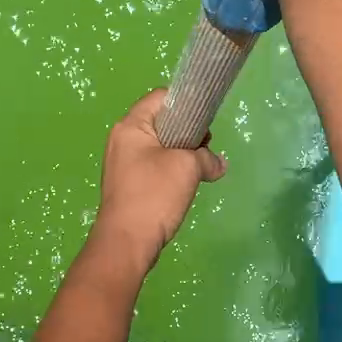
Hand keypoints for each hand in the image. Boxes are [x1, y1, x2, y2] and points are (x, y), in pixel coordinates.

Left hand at [92, 89, 226, 271]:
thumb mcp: (187, 168)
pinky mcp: (127, 187)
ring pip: (158, 149)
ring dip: (181, 156)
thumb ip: (206, 158)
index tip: (205, 123)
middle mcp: (121, 141)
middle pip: (160, 123)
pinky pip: (152, 170)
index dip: (186, 104)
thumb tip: (219, 164)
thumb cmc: (154, 195)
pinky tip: (185, 187)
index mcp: (131, 126)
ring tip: (199, 170)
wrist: (126, 243)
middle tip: (205, 149)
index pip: (160, 97)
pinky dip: (170, 173)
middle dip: (187, 133)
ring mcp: (122, 166)